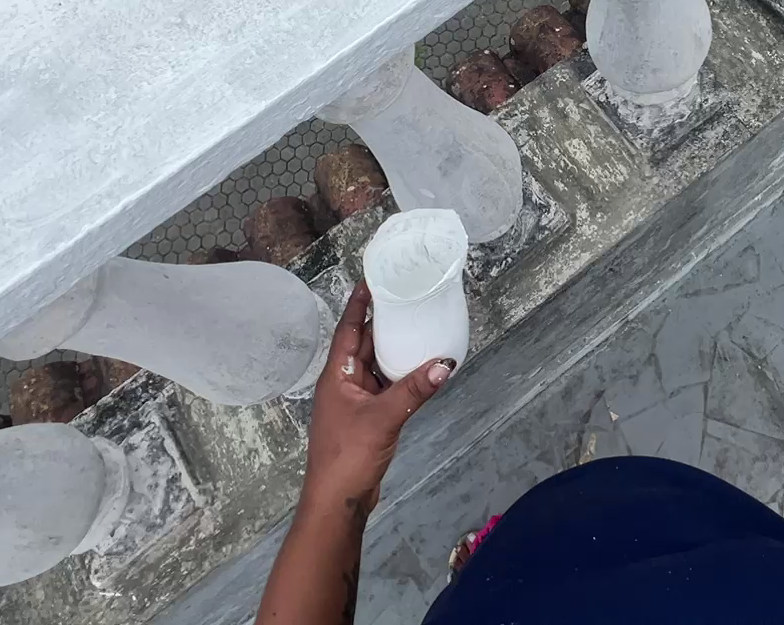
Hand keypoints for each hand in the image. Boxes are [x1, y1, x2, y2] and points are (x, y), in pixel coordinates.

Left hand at [302, 282, 452, 506]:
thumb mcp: (384, 418)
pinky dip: (401, 373)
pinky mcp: (368, 417)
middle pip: (364, 343)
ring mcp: (355, 401)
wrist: (337, 504)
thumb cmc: (348, 455)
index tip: (371, 279)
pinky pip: (386, 384)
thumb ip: (415, 389)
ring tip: (417, 323)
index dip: (358, 304)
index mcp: (336, 375)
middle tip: (405, 297)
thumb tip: (446, 362)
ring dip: (394, 347)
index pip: (348, 329)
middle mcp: (344, 382)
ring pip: (376, 364)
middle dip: (382, 321)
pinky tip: (420, 366)